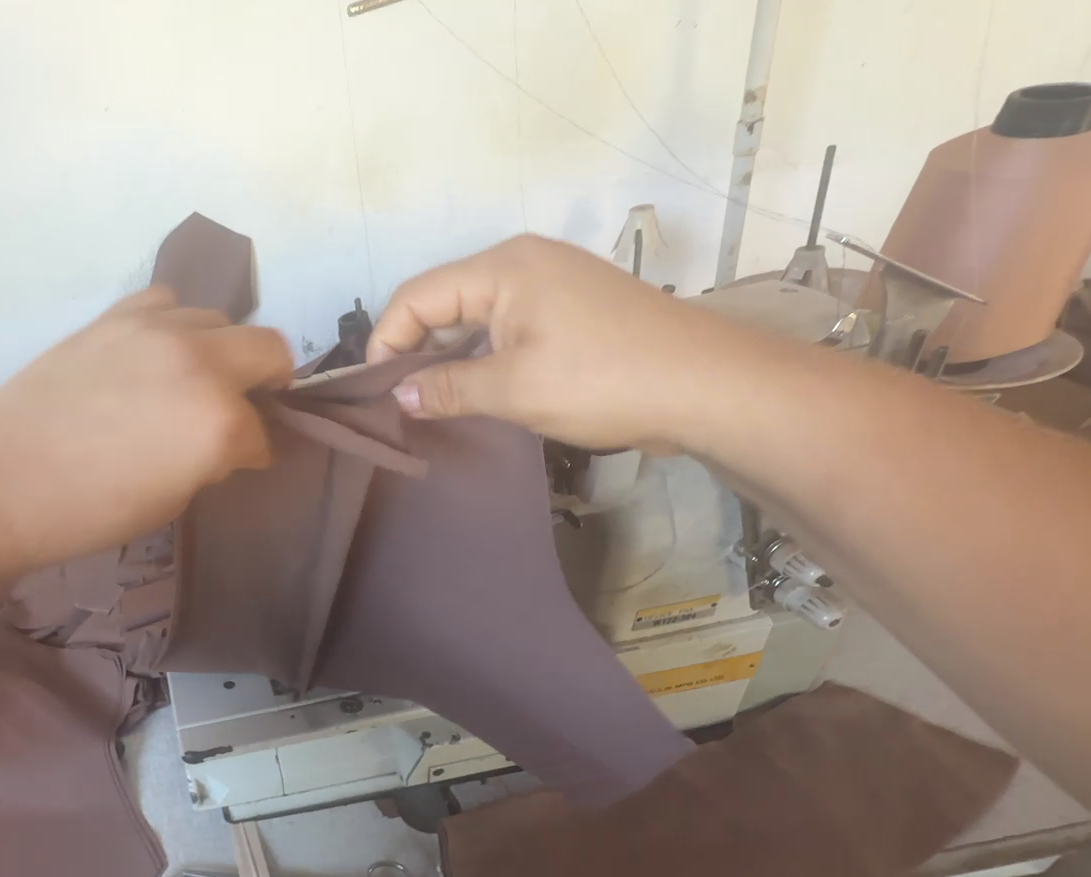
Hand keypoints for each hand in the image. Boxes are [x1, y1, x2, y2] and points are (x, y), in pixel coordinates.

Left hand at [0, 287, 292, 569]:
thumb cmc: (85, 513)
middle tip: (243, 408)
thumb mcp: (168, 503)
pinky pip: (164, 303)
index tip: (240, 463)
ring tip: (192, 379)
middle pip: (268, 348)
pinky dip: (172, 326)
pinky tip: (152, 353)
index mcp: (219, 422)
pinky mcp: (111, 318)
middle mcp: (199, 362)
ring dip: (219, 349)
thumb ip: (207, 462)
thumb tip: (218, 444)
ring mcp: (154, 331)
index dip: (254, 452)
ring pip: (217, 318)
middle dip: (267, 381)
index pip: (261, 433)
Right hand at [369, 235, 772, 451]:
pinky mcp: (568, 307)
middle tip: (401, 400)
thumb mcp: (514, 389)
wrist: (710, 386)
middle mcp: (522, 262)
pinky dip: (480, 353)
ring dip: (447, 354)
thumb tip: (399, 396)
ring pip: (472, 314)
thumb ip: (447, 389)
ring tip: (431, 400)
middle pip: (442, 300)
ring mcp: (549, 282)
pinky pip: (503, 323)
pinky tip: (474, 387)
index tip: (380, 392)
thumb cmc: (605, 379)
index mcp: (503, 268)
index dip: (387, 342)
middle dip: (414, 348)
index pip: (416, 296)